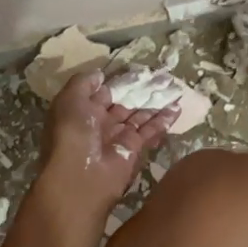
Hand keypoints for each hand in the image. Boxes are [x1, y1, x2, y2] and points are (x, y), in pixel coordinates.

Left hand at [34, 70, 178, 219]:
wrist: (79, 176)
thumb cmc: (72, 132)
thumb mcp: (70, 99)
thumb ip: (84, 83)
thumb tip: (100, 74)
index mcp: (83, 109)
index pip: (107, 91)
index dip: (123, 81)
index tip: (142, 70)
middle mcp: (101, 122)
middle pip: (126, 102)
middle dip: (143, 90)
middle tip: (165, 76)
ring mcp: (118, 136)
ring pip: (140, 115)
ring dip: (157, 103)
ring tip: (176, 88)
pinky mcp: (133, 150)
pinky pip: (150, 131)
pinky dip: (163, 121)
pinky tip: (177, 108)